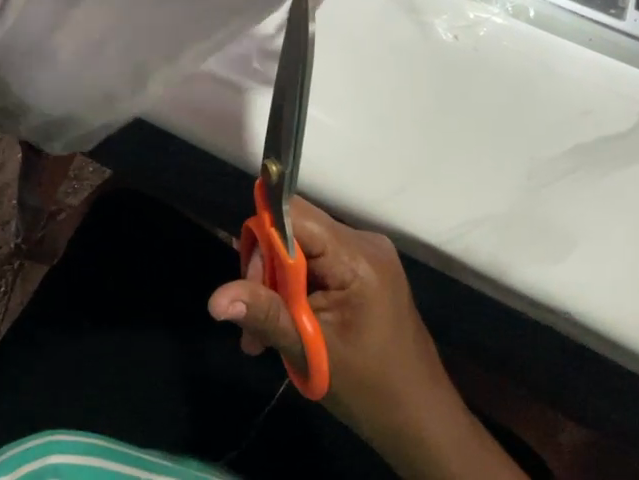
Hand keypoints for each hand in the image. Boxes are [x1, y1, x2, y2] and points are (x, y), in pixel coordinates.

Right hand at [207, 198, 460, 445]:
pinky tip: (284, 330)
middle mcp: (362, 244)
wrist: (424, 425)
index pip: (292, 213)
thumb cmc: (373, 388)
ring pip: (296, 251)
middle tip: (251, 326)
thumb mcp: (312, 351)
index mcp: (357, 256)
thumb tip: (214, 300)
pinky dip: (292, 294)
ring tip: (261, 337)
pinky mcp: (360, 272)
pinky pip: (312, 265)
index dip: (262, 238)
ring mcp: (363, 257)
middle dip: (264, 275)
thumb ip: (263, 314)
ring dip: (274, 290)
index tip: (247, 282)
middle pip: (290, 232)